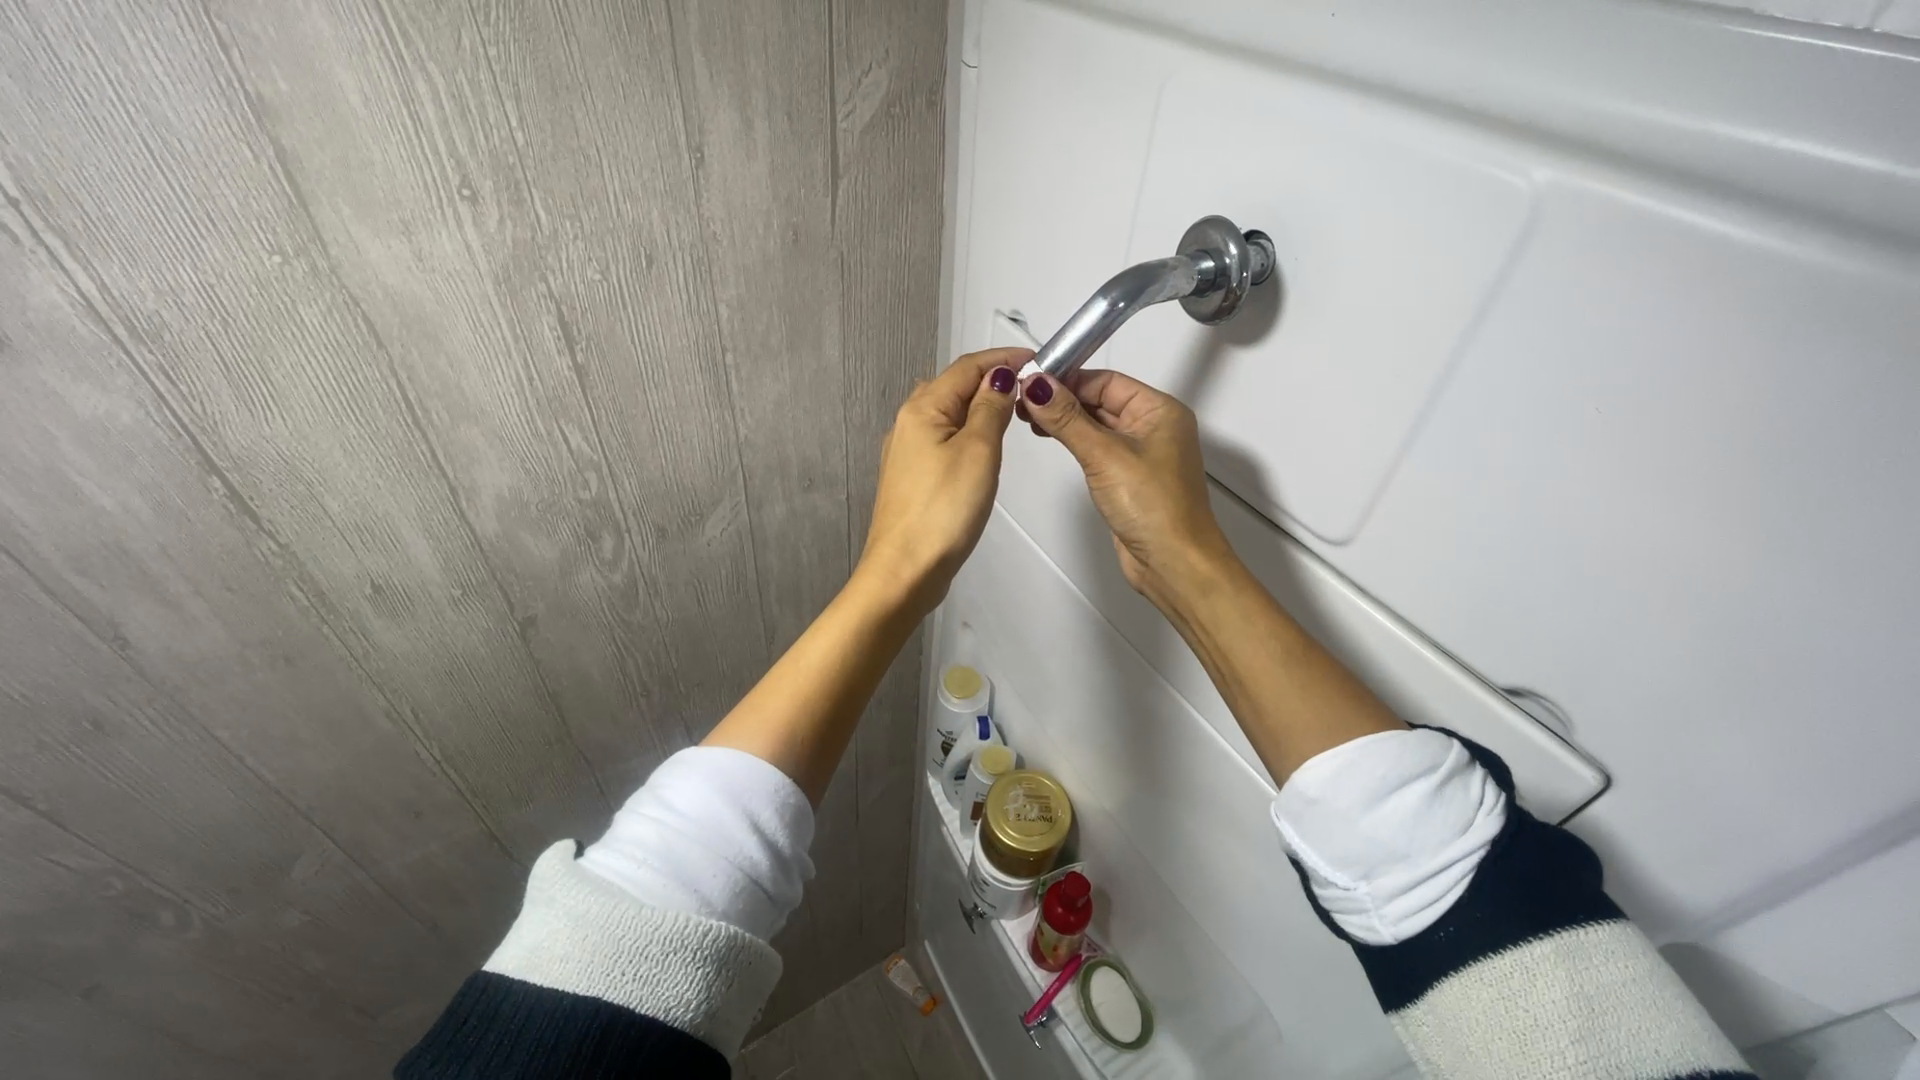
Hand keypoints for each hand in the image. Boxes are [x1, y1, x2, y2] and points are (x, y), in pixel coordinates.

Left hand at [856, 347, 1026, 614]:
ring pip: (946, 413)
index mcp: (922, 409)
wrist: (904, 570)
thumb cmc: (943, 511)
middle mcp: (908, 424)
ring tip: (1011, 411)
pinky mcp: (912, 479)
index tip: (1037, 358)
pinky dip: (966, 431)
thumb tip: (1000, 376)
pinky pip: (941, 439)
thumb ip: (990, 408)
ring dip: (978, 405)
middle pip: (953, 386)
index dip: (1003, 358)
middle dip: (990, 379)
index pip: (967, 367)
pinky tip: (981, 445)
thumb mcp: (978, 451)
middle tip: (1028, 386)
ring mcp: (906, 453)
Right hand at [1019, 369, 1232, 603]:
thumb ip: (1067, 419)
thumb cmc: (1153, 506)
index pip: (1106, 380)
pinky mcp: (1129, 479)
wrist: (1173, 563)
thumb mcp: (1103, 455)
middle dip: (1062, 398)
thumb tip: (1036, 385)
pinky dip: (1074, 441)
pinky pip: (1097, 449)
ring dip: (1064, 420)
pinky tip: (1051, 439)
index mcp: (1159, 411)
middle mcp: (1154, 427)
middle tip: (1021, 400)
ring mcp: (1141, 454)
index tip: (1030, 381)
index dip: (1068, 378)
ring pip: (1097, 425)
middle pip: (1100, 400)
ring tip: (1027, 418)